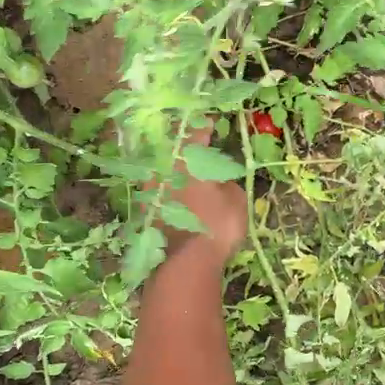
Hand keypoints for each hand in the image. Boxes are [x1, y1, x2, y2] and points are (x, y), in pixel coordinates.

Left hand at [159, 130, 246, 271]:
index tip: (210, 122)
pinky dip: (169, 191)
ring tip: (186, 172)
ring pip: (163, 172)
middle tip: (194, 145)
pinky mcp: (148, 214)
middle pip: (173, 151)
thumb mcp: (236, 200)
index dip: (203, 127)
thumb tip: (221, 181)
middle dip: (184, 147)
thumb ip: (228, 183)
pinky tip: (178, 196)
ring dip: (174, 170)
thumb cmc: (216, 225)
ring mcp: (152, 193)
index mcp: (187, 160)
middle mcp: (164, 171)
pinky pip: (160, 193)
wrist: (186, 262)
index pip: (195, 135)